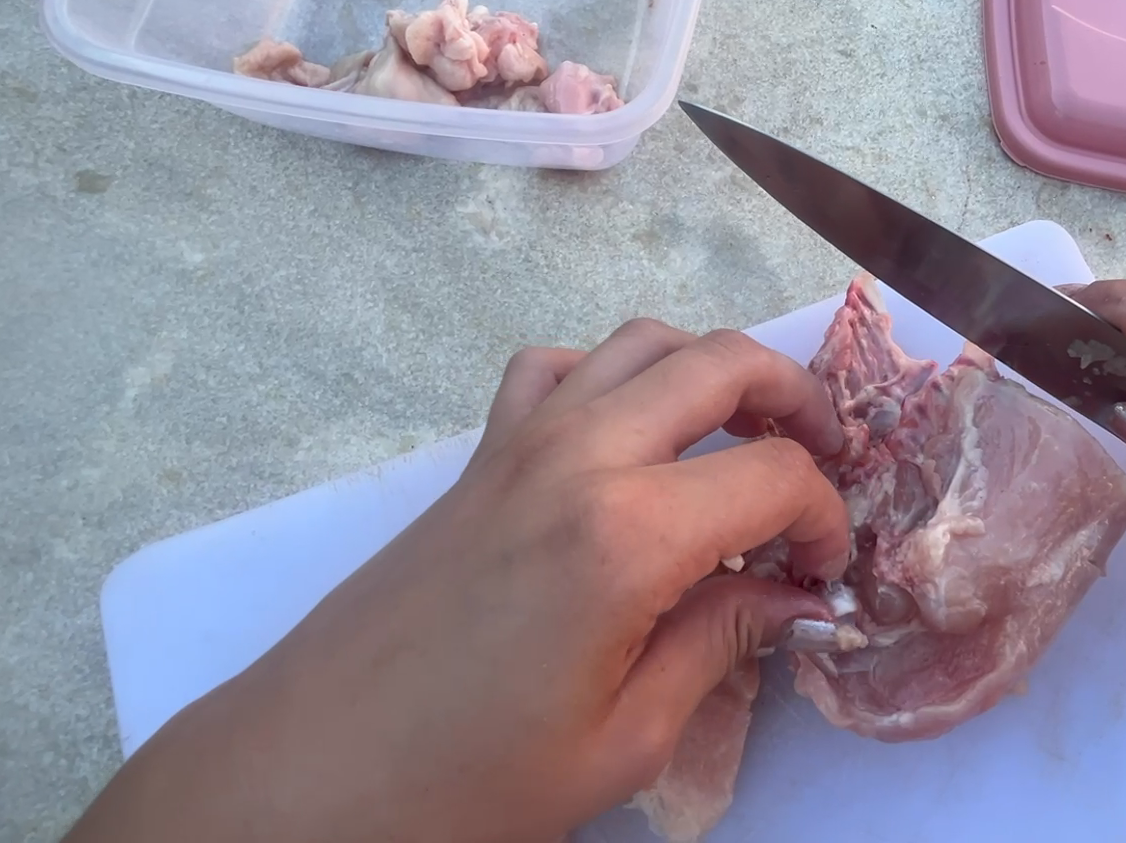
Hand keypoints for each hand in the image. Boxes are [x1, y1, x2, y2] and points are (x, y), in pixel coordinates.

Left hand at [66, 321, 850, 842]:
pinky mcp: (486, 446)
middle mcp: (584, 452)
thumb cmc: (470, 784)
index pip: (776, 476)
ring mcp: (527, 434)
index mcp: (630, 533)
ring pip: (648, 340)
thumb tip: (802, 594)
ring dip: (714, 371)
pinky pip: (562, 364)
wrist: (301, 781)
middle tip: (820, 456)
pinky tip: (625, 430)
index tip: (823, 566)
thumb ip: (727, 637)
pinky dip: (614, 374)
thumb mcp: (629, 736)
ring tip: (739, 431)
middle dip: (797, 396)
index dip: (824, 515)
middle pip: (725, 361)